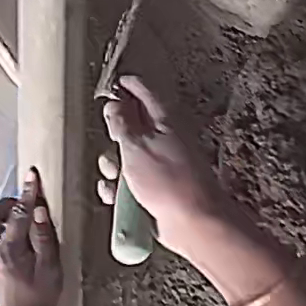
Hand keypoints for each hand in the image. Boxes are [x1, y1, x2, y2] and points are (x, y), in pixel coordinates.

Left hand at [0, 169, 62, 305]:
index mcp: (9, 251)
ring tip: (21, 218)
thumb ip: (44, 236)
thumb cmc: (40, 300)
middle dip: (7, 204)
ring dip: (2, 216)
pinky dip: (0, 227)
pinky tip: (15, 234)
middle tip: (26, 203)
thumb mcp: (52, 268)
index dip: (28, 193)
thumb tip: (39, 210)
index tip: (33, 175)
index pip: (18, 213)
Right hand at [99, 76, 228, 258]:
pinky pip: (129, 183)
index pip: (145, 93)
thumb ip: (121, 123)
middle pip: (132, 127)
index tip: (115, 83)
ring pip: (126, 157)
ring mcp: (161, 166)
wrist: (192, 222)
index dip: (129, 86)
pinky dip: (119, 189)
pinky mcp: (156, 189)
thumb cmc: (169, 182)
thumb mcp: (135, 146)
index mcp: (165, 122)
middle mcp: (165, 140)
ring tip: (116, 178)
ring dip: (114, 167)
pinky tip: (116, 197)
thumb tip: (113, 104)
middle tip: (112, 140)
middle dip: (116, 135)